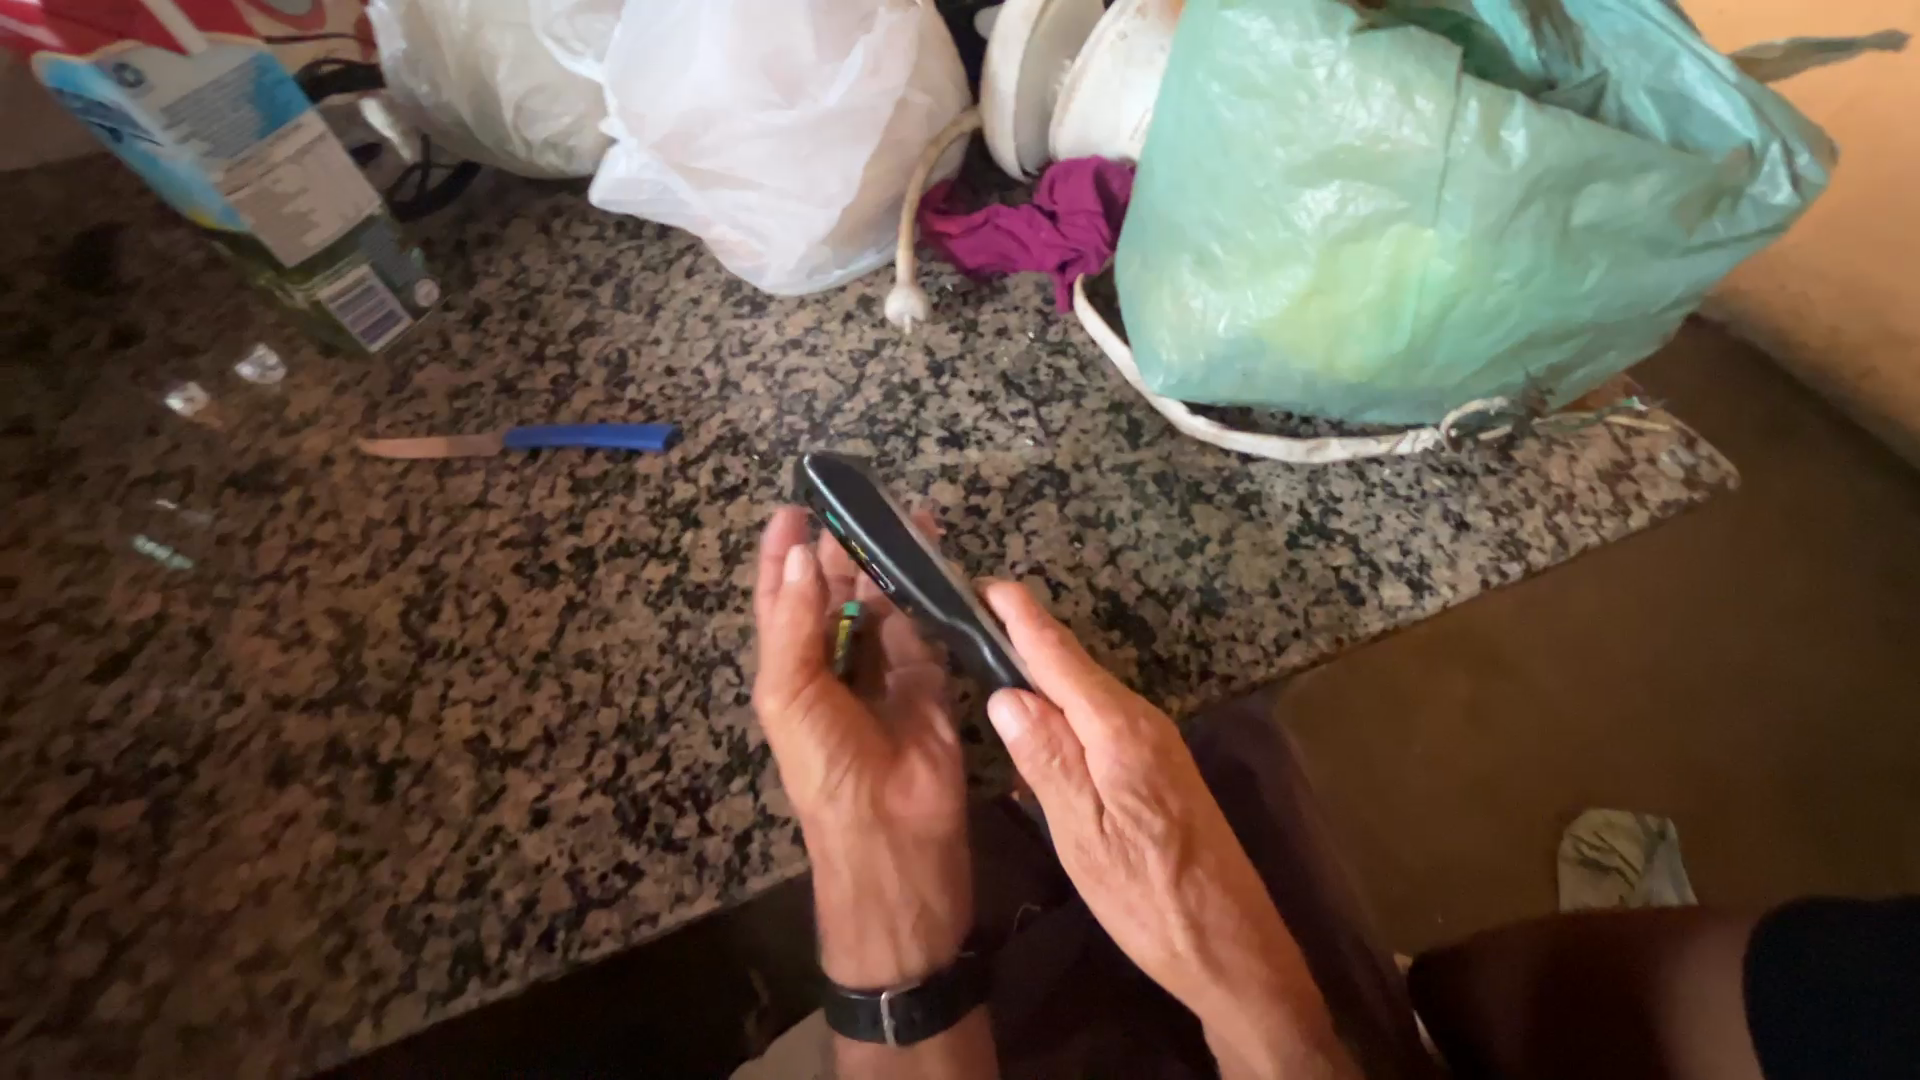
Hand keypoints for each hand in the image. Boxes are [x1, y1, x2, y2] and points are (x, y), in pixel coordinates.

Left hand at [752, 506, 970, 989]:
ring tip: (901, 518)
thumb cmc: (825, 767)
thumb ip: (794, 621)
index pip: (782, 599)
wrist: (892, 837)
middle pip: (834, 594)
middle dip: (842, 549)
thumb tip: (802, 552)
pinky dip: (928, 597)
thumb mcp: (790, 694)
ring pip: (883, 605)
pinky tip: (933, 562)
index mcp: (790, 668)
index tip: (792, 508)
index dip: (782, 555)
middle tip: (857, 502)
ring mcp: (884, 672)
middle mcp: (835, 664)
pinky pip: (926, 630)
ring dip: (889, 566)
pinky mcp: (929, 681)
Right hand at [979, 581, 1357, 1079]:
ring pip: (1086, 693)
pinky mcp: (1158, 766)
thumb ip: (1048, 760)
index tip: (986, 583)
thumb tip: (1006, 693)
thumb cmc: (1152, 900)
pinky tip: (1040, 721)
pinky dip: (1064, 708)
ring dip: (1043, 672)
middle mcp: (1141, 721)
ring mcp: (1155, 742)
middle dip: (1026, 637)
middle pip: (1073, 667)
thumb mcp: (1084, 837)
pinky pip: (1099, 719)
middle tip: (973, 618)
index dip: (1022, 617)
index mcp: (1119, 731)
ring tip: (994, 657)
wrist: (1236, 950)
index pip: (1060, 657)